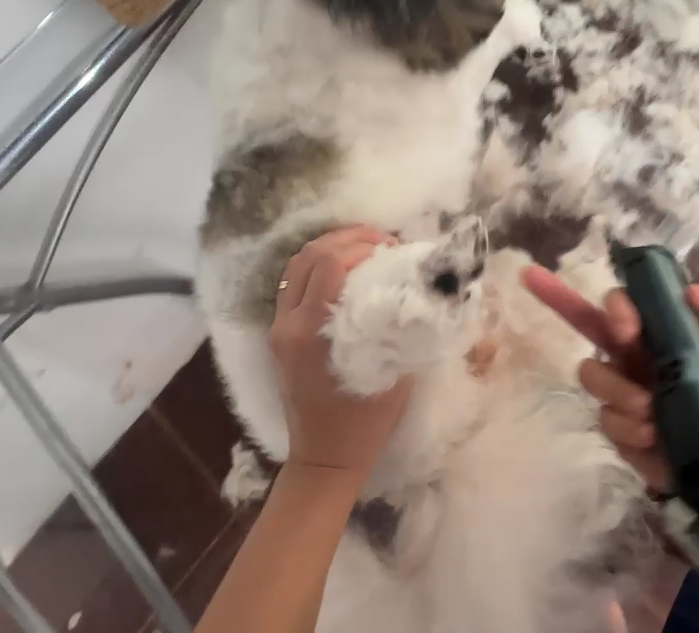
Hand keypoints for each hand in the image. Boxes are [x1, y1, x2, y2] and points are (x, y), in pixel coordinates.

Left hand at [270, 226, 410, 475]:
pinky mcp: (279, 335)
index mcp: (311, 331)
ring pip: (295, 266)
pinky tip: (346, 272)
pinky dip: (318, 268)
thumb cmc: (364, 422)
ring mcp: (278, 329)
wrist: (325, 460)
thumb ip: (399, 325)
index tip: (391, 247)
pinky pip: (293, 285)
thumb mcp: (393, 371)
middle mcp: (287, 324)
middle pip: (307, 255)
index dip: (360, 245)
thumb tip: (420, 286)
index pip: (328, 262)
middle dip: (345, 238)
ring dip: (329, 249)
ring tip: (364, 250)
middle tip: (380, 242)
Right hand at [523, 267, 698, 491]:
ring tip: (651, 416)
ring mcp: (621, 391)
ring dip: (619, 396)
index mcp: (654, 329)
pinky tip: (655, 439)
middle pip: (589, 335)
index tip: (629, 326)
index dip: (615, 307)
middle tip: (637, 376)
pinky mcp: (620, 429)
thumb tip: (691, 291)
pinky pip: (607, 422)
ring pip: (591, 377)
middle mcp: (630, 353)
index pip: (619, 302)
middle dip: (603, 354)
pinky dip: (631, 432)